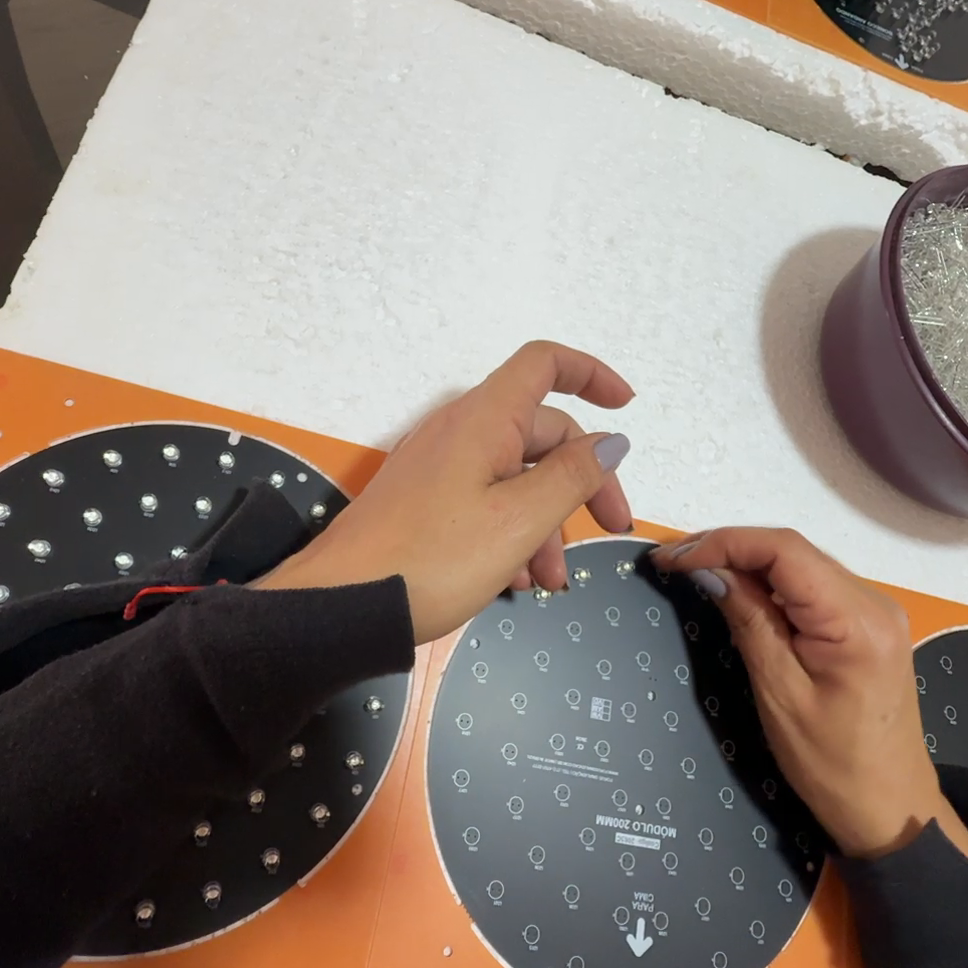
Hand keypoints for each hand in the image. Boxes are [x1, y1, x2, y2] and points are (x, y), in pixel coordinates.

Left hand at [257, 341, 634, 643]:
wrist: (341, 603)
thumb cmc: (435, 558)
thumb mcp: (518, 521)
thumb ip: (572, 477)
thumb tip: (612, 441)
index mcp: (485, 419)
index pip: (544, 364)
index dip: (590, 373)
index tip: (627, 406)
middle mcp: (461, 431)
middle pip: (541, 434)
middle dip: (583, 481)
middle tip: (610, 529)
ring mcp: (439, 466)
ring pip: (514, 476)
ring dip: (546, 522)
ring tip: (552, 582)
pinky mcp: (425, 500)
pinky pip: (484, 501)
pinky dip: (511, 532)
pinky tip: (516, 581)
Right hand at [653, 529, 967, 866]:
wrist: (890, 809)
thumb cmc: (831, 763)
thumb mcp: (778, 690)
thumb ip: (747, 618)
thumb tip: (707, 569)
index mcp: (856, 619)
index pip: (783, 550)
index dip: (722, 543)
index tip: (671, 558)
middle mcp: (873, 601)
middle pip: (790, 551)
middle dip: (727, 548)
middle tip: (672, 562)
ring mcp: (873, 610)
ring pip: (798, 563)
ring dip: (743, 561)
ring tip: (692, 570)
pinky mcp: (865, 623)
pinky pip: (808, 585)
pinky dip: (766, 581)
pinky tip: (734, 589)